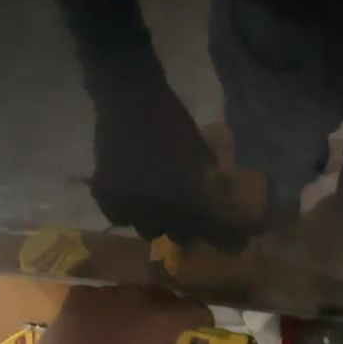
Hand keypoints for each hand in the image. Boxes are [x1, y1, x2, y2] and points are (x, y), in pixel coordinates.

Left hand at [29, 285, 214, 343]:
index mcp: (161, 321)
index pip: (193, 308)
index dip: (202, 316)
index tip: (203, 324)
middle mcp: (138, 299)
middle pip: (163, 296)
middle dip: (169, 308)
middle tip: (166, 326)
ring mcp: (107, 294)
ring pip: (130, 294)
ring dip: (136, 306)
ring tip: (131, 324)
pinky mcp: (80, 297)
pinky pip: (100, 297)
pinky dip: (104, 308)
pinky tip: (99, 323)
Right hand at [90, 81, 247, 251]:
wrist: (131, 97)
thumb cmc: (172, 120)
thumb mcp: (203, 152)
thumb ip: (214, 183)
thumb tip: (225, 206)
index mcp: (190, 194)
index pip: (213, 230)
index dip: (226, 239)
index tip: (237, 246)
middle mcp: (161, 206)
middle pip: (179, 235)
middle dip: (188, 230)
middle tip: (191, 221)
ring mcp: (131, 202)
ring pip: (148, 229)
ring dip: (157, 221)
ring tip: (158, 207)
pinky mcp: (106, 194)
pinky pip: (120, 217)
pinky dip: (128, 211)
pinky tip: (134, 197)